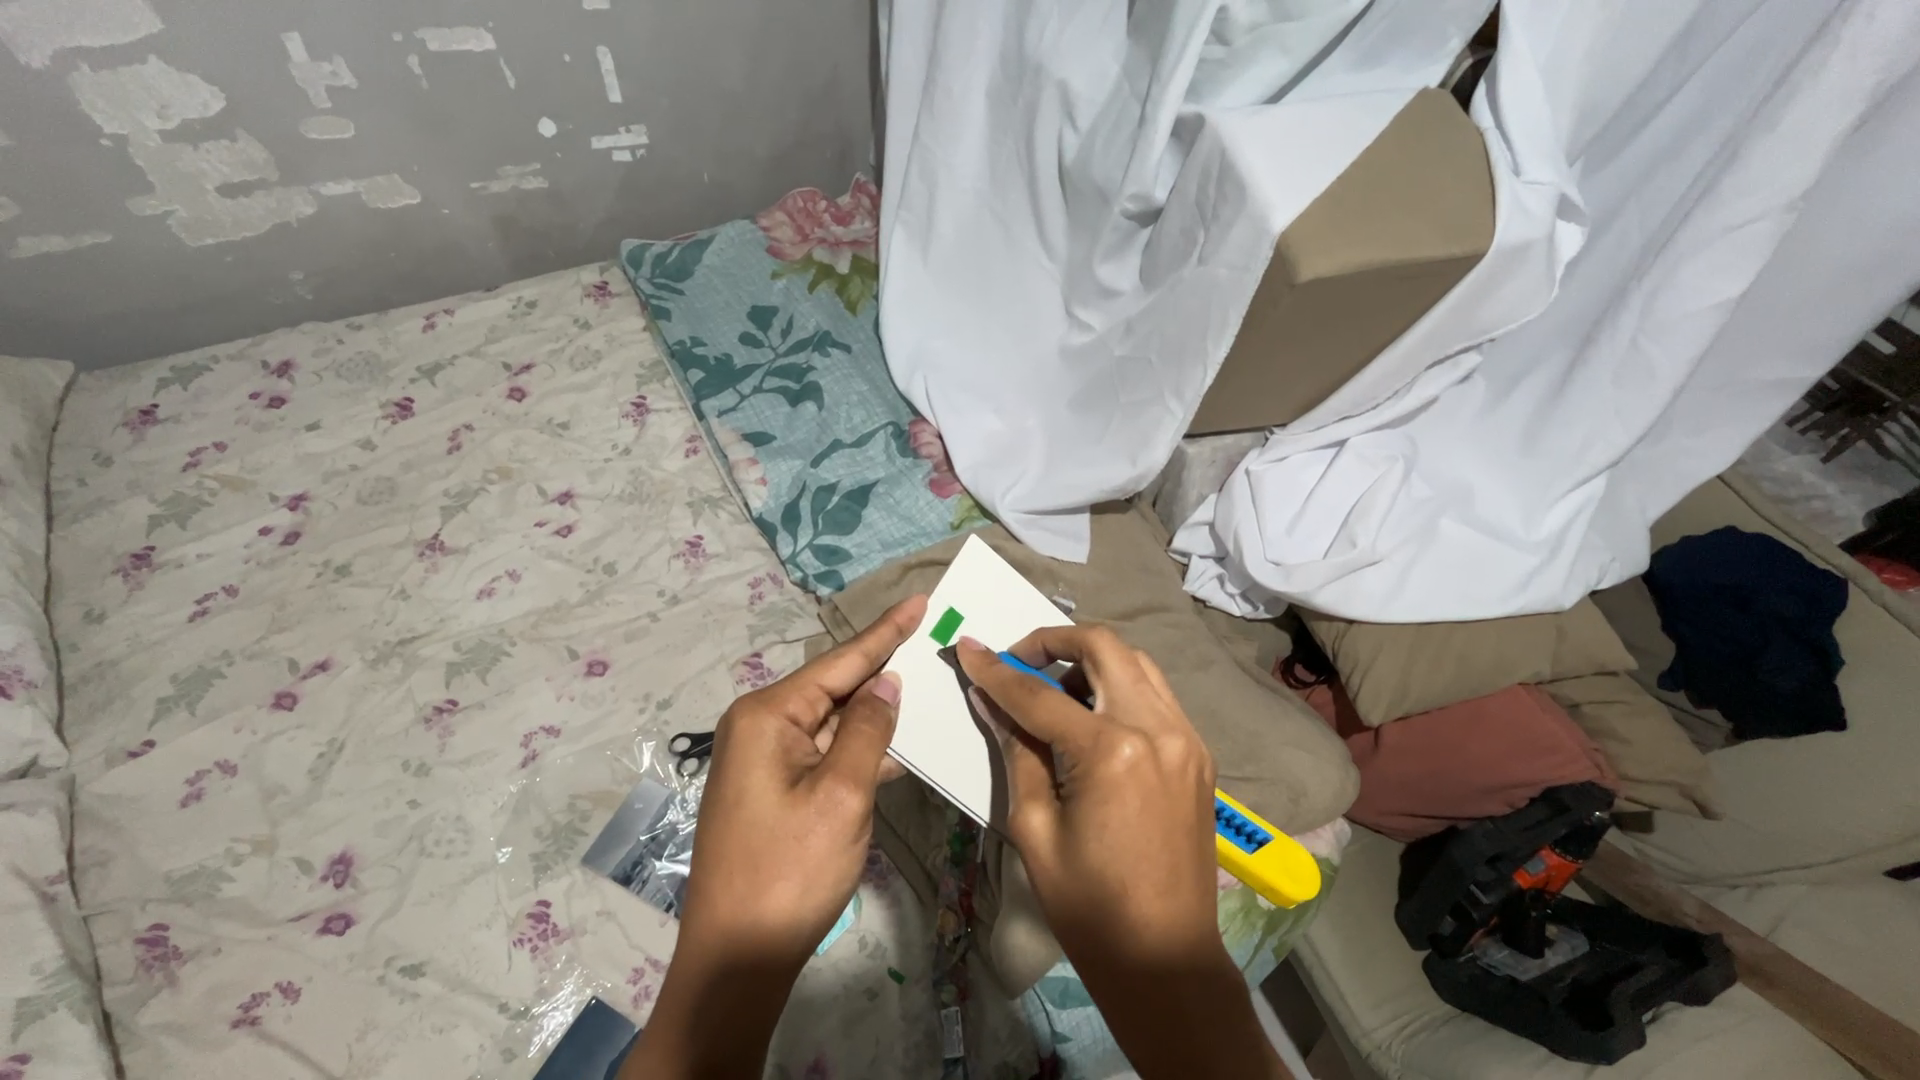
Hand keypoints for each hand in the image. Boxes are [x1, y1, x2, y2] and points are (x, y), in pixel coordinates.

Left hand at [676, 594, 926, 971]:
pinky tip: (896, 741)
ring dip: (875, 711)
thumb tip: (886, 683)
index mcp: (768, 716)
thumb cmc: (790, 872)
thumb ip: (869, 731)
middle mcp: (759, 727)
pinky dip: (859, 747)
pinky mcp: (773, 789)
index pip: (840, 661)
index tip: (919, 599)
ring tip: (923, 682)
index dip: (885, 631)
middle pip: (834, 686)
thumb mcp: (842, 796)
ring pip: (832, 721)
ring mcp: (764, 760)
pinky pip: (824, 752)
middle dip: (882, 667)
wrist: (737, 958)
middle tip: (929, 638)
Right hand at [957, 629, 1290, 1078]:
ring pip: (1137, 664)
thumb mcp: (1034, 828)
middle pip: (1104, 647)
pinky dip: (1119, 688)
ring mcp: (1187, 738)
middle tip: (1019, 663)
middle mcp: (1157, 728)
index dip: (997, 671)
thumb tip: (992, 701)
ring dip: (1091, 662)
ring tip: (1053, 691)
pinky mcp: (1199, 754)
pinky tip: (1091, 720)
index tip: (967, 650)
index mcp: (1112, 751)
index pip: (1040, 694)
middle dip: (1053, 642)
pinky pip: (1156, 696)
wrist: (1166, 957)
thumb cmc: (1089, 905)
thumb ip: (1016, 752)